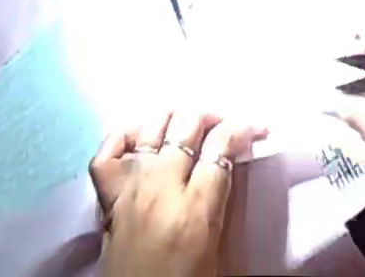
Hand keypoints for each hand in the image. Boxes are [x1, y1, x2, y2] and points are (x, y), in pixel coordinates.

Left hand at [90, 109, 263, 276]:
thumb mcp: (219, 247)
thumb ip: (225, 198)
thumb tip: (234, 157)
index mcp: (194, 209)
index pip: (222, 143)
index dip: (244, 128)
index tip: (257, 128)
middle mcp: (160, 190)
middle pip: (187, 125)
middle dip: (212, 118)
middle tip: (224, 128)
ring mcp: (130, 191)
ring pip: (152, 128)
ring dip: (175, 121)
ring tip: (189, 129)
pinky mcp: (107, 200)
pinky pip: (107, 153)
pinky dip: (125, 137)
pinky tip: (142, 138)